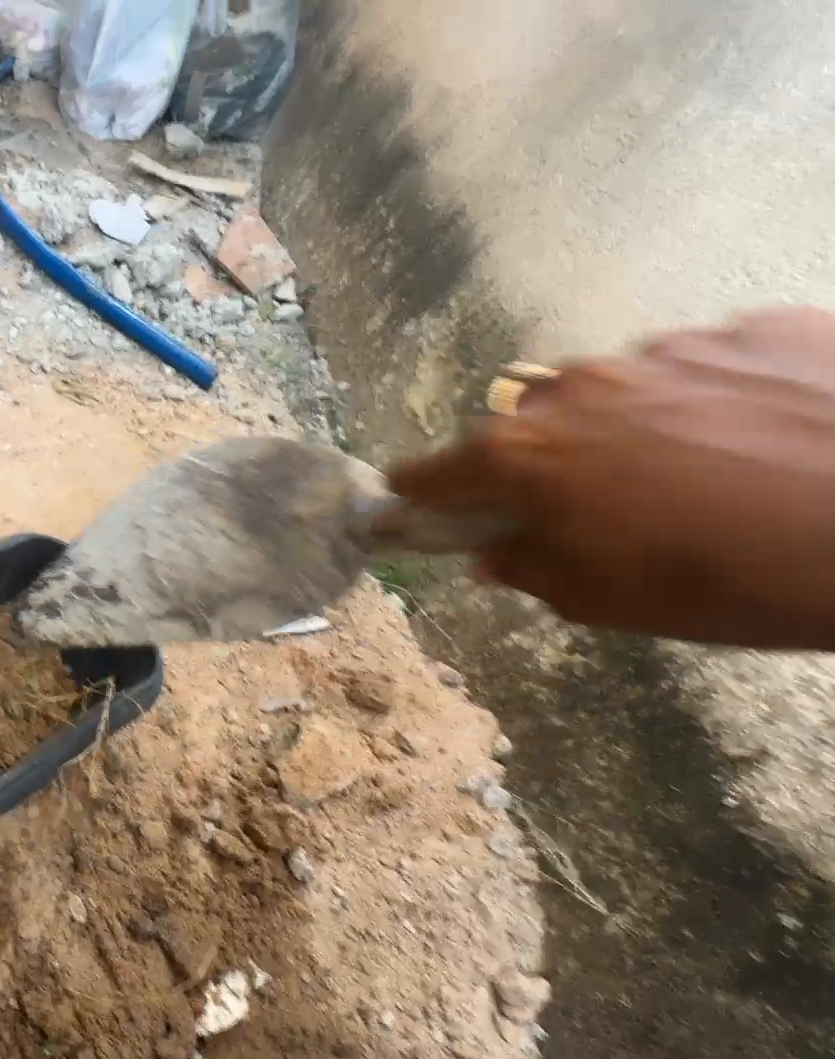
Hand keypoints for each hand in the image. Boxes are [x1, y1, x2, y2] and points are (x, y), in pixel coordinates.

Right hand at [389, 307, 834, 648]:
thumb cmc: (735, 579)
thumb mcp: (601, 600)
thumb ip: (523, 566)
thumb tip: (496, 548)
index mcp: (518, 454)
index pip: (428, 472)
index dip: (423, 494)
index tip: (425, 506)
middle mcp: (571, 388)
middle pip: (521, 425)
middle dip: (540, 460)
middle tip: (596, 503)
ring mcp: (664, 349)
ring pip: (610, 390)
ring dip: (625, 424)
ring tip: (701, 467)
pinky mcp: (756, 328)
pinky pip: (702, 365)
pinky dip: (711, 396)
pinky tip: (765, 435)